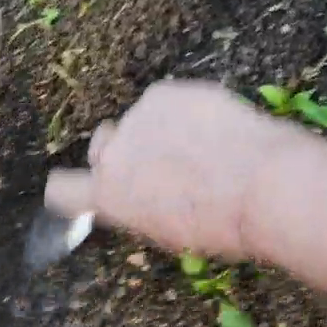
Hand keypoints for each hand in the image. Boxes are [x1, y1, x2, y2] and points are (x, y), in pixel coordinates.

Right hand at [43, 79, 312, 260]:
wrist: (264, 185)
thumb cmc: (225, 224)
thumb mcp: (171, 233)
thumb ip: (139, 209)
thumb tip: (142, 198)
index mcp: (109, 196)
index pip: (61, 189)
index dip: (70, 188)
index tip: (82, 187)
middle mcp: (112, 154)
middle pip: (102, 147)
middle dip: (123, 153)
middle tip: (162, 167)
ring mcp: (136, 119)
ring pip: (140, 122)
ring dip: (160, 131)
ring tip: (204, 148)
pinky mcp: (163, 93)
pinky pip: (166, 101)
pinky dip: (184, 111)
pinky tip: (214, 128)